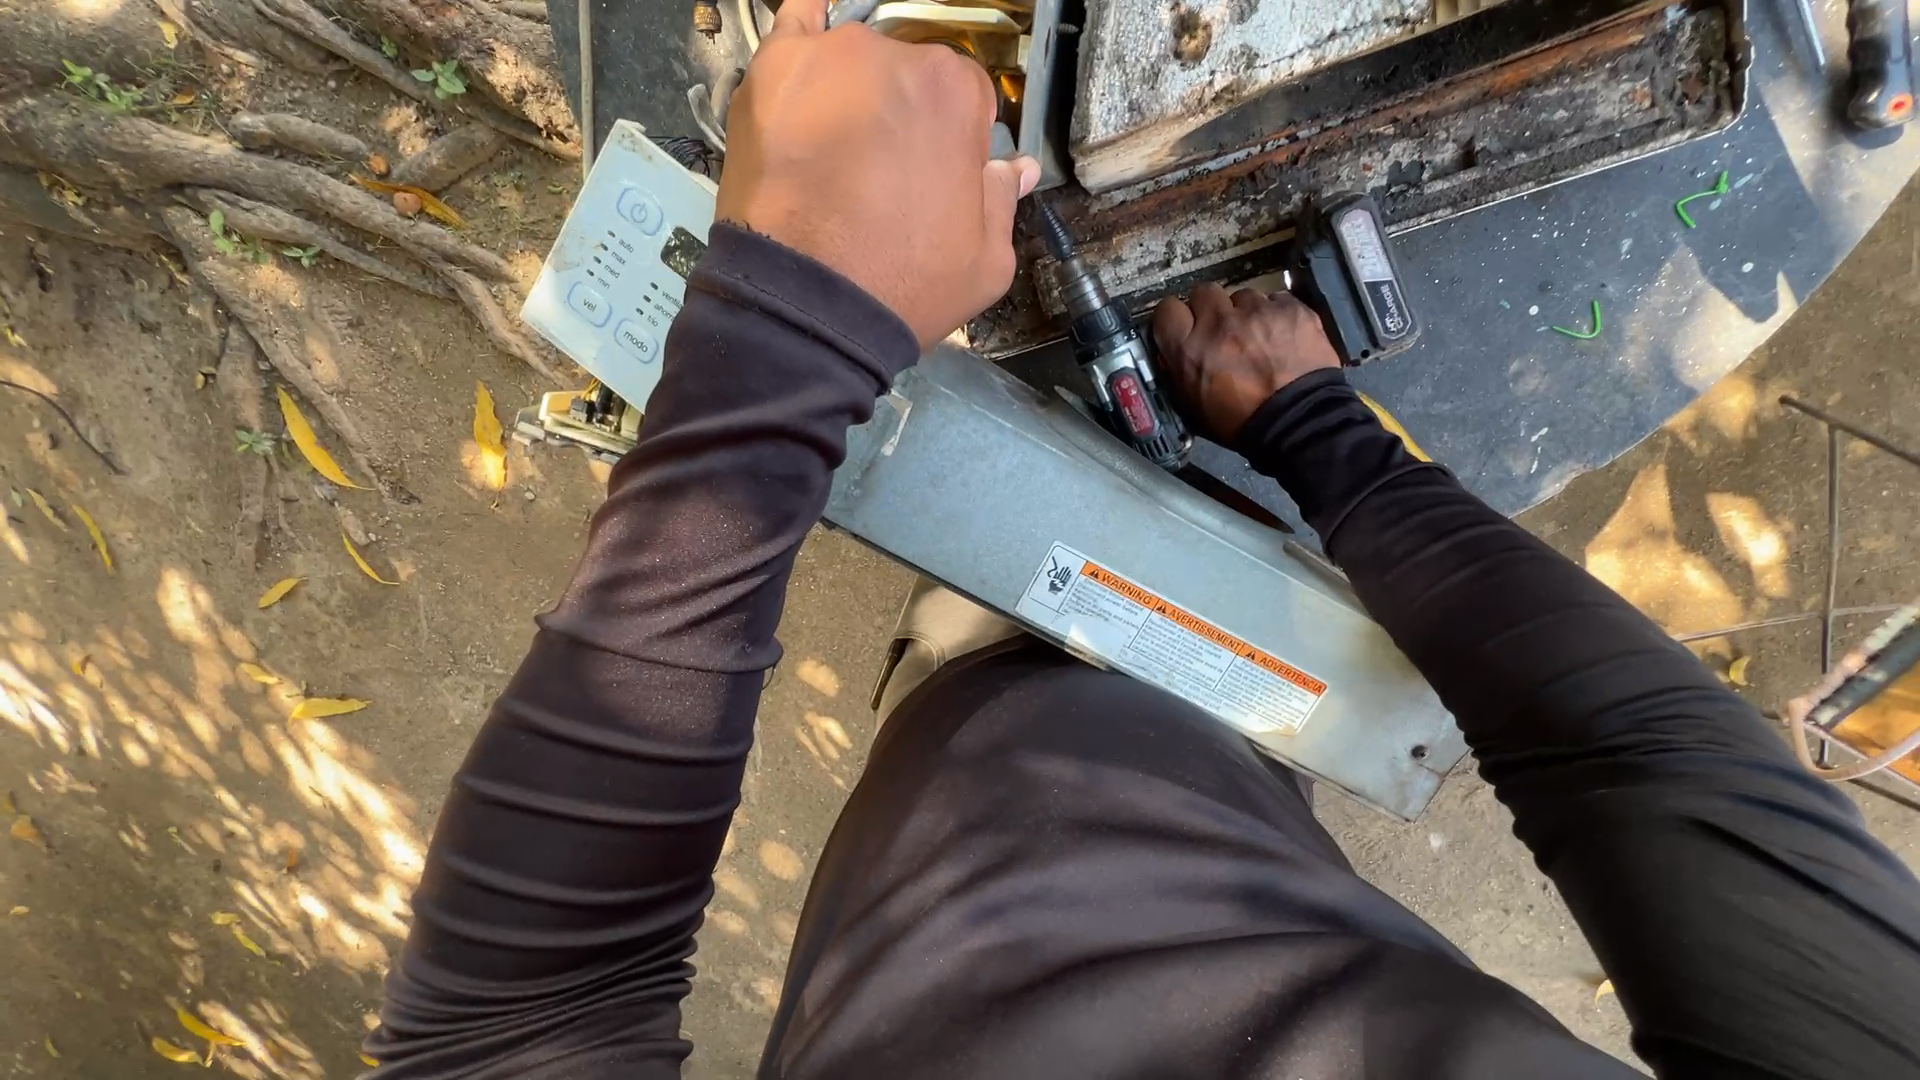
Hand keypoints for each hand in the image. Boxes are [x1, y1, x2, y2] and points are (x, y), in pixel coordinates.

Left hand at [716, 0, 1039, 348]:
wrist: (808, 309)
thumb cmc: (903, 288)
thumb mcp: (986, 264)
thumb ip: (1003, 201)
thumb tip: (1016, 169)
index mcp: (955, 95)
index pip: (967, 100)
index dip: (953, 144)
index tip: (935, 180)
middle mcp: (894, 58)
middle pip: (909, 79)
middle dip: (904, 121)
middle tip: (883, 182)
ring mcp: (827, 59)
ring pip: (854, 66)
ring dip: (854, 99)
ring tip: (836, 162)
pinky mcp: (770, 73)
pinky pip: (794, 28)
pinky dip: (806, 42)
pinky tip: (810, 61)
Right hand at [1151, 284, 1340, 442]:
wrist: (1298, 422)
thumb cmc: (1243, 421)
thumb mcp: (1193, 404)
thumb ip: (1180, 369)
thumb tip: (1176, 353)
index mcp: (1189, 349)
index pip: (1167, 309)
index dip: (1175, 317)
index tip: (1183, 326)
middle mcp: (1219, 323)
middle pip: (1204, 292)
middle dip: (1209, 308)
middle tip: (1220, 330)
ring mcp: (1257, 312)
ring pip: (1242, 296)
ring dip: (1244, 313)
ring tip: (1257, 338)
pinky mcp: (1291, 308)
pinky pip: (1276, 300)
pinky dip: (1275, 315)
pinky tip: (1280, 337)